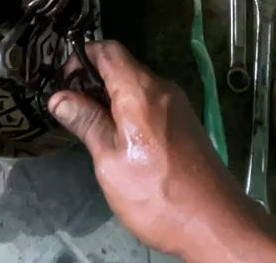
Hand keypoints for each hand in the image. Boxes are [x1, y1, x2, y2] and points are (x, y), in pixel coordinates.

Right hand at [50, 40, 275, 262]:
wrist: (218, 227)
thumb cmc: (156, 193)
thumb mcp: (110, 161)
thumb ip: (86, 122)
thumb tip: (58, 97)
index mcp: (139, 89)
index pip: (106, 49)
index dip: (81, 57)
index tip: (65, 83)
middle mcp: (161, 88)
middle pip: (121, 65)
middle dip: (93, 80)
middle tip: (74, 110)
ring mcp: (177, 105)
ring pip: (136, 85)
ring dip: (111, 97)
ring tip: (94, 128)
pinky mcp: (186, 124)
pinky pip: (151, 102)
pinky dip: (131, 109)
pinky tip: (123, 140)